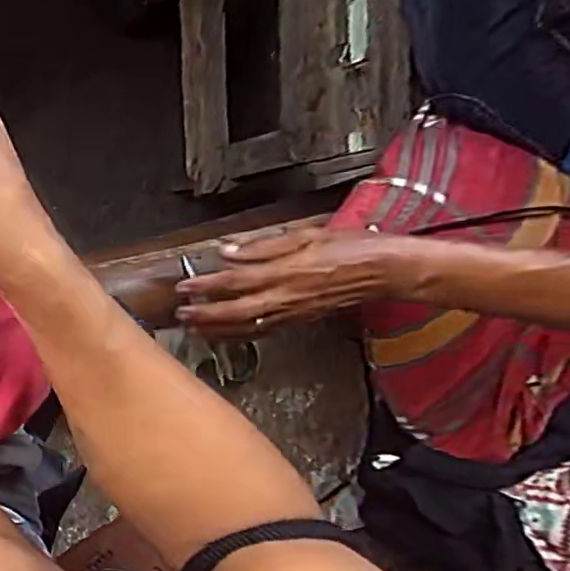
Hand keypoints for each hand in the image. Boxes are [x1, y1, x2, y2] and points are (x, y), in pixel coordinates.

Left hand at [176, 229, 413, 337]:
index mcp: (286, 271)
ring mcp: (292, 311)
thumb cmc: (352, 247)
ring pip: (246, 326)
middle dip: (205, 315)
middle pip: (236, 311)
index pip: (236, 280)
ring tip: (191, 328)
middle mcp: (286, 296)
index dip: (207, 285)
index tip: (184, 286)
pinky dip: (238, 335)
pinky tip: (220, 335)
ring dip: (216, 329)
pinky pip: (263, 331)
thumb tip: (227, 251)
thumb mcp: (306, 235)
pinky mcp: (298, 320)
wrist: (389, 270)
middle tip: (180, 314)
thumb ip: (263, 246)